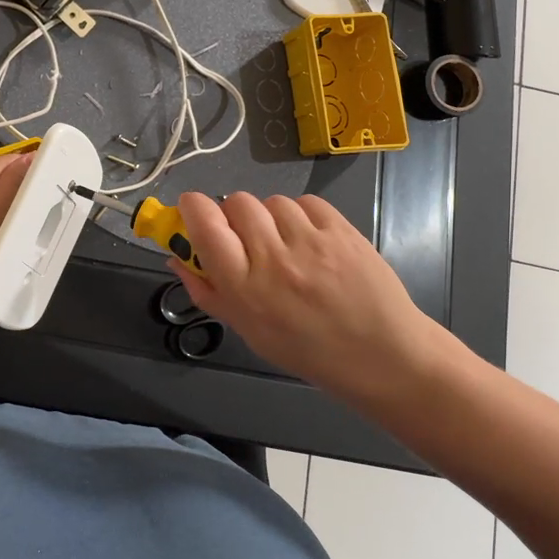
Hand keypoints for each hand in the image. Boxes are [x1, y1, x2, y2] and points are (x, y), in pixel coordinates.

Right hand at [168, 191, 452, 405]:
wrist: (383, 356)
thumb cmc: (306, 350)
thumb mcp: (247, 330)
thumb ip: (206, 291)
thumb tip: (176, 258)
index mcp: (243, 285)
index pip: (203, 221)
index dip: (192, 208)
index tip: (194, 214)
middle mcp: (273, 257)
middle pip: (236, 202)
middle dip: (234, 215)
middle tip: (247, 239)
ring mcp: (310, 241)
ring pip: (271, 201)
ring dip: (271, 217)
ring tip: (286, 245)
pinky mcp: (342, 230)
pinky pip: (305, 202)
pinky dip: (301, 215)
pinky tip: (310, 240)